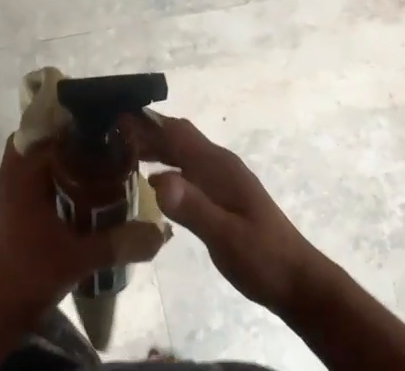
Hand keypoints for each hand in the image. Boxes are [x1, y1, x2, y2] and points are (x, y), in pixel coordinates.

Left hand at [0, 137, 127, 327]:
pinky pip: (17, 191)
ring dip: (47, 171)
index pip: (46, 135)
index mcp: (21, 177)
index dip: (73, 131)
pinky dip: (36, 192)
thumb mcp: (80, 258)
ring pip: (22, 170)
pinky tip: (58, 210)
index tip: (100, 135)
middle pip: (32, 147)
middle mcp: (5, 181)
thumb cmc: (29, 275)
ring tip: (82, 180)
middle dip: (60, 148)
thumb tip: (158, 233)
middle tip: (93, 157)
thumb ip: (119, 243)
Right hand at [130, 112, 323, 311]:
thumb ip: (193, 208)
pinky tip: (148, 182)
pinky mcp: (220, 197)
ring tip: (117, 154)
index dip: (145, 122)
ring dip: (153, 148)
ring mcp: (221, 180)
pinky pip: (186, 171)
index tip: (112, 119)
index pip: (176, 132)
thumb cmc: (263, 258)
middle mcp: (218, 165)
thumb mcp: (226, 236)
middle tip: (106, 137)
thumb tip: (156, 179)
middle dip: (144, 132)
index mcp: (218, 166)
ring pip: (181, 153)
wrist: (298, 283)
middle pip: (176, 138)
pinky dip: (164, 168)